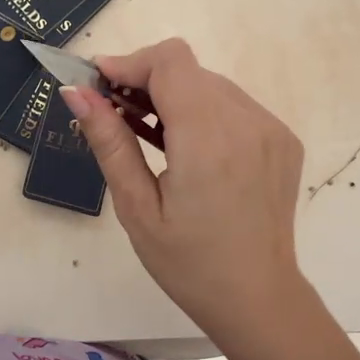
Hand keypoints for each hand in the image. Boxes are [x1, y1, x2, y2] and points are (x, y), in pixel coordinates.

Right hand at [60, 38, 305, 326]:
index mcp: (208, 139)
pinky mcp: (282, 140)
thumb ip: (109, 142)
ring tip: (145, 136)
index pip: (170, 62)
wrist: (256, 297)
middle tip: (112, 116)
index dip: (129, 63)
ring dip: (172, 97)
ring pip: (210, 84)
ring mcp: (271, 129)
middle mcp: (247, 122)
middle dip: (145, 81)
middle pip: (188, 69)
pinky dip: (201, 113)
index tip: (98, 86)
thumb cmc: (186, 263)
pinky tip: (184, 150)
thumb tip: (77, 91)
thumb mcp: (136, 207)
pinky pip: (233, 105)